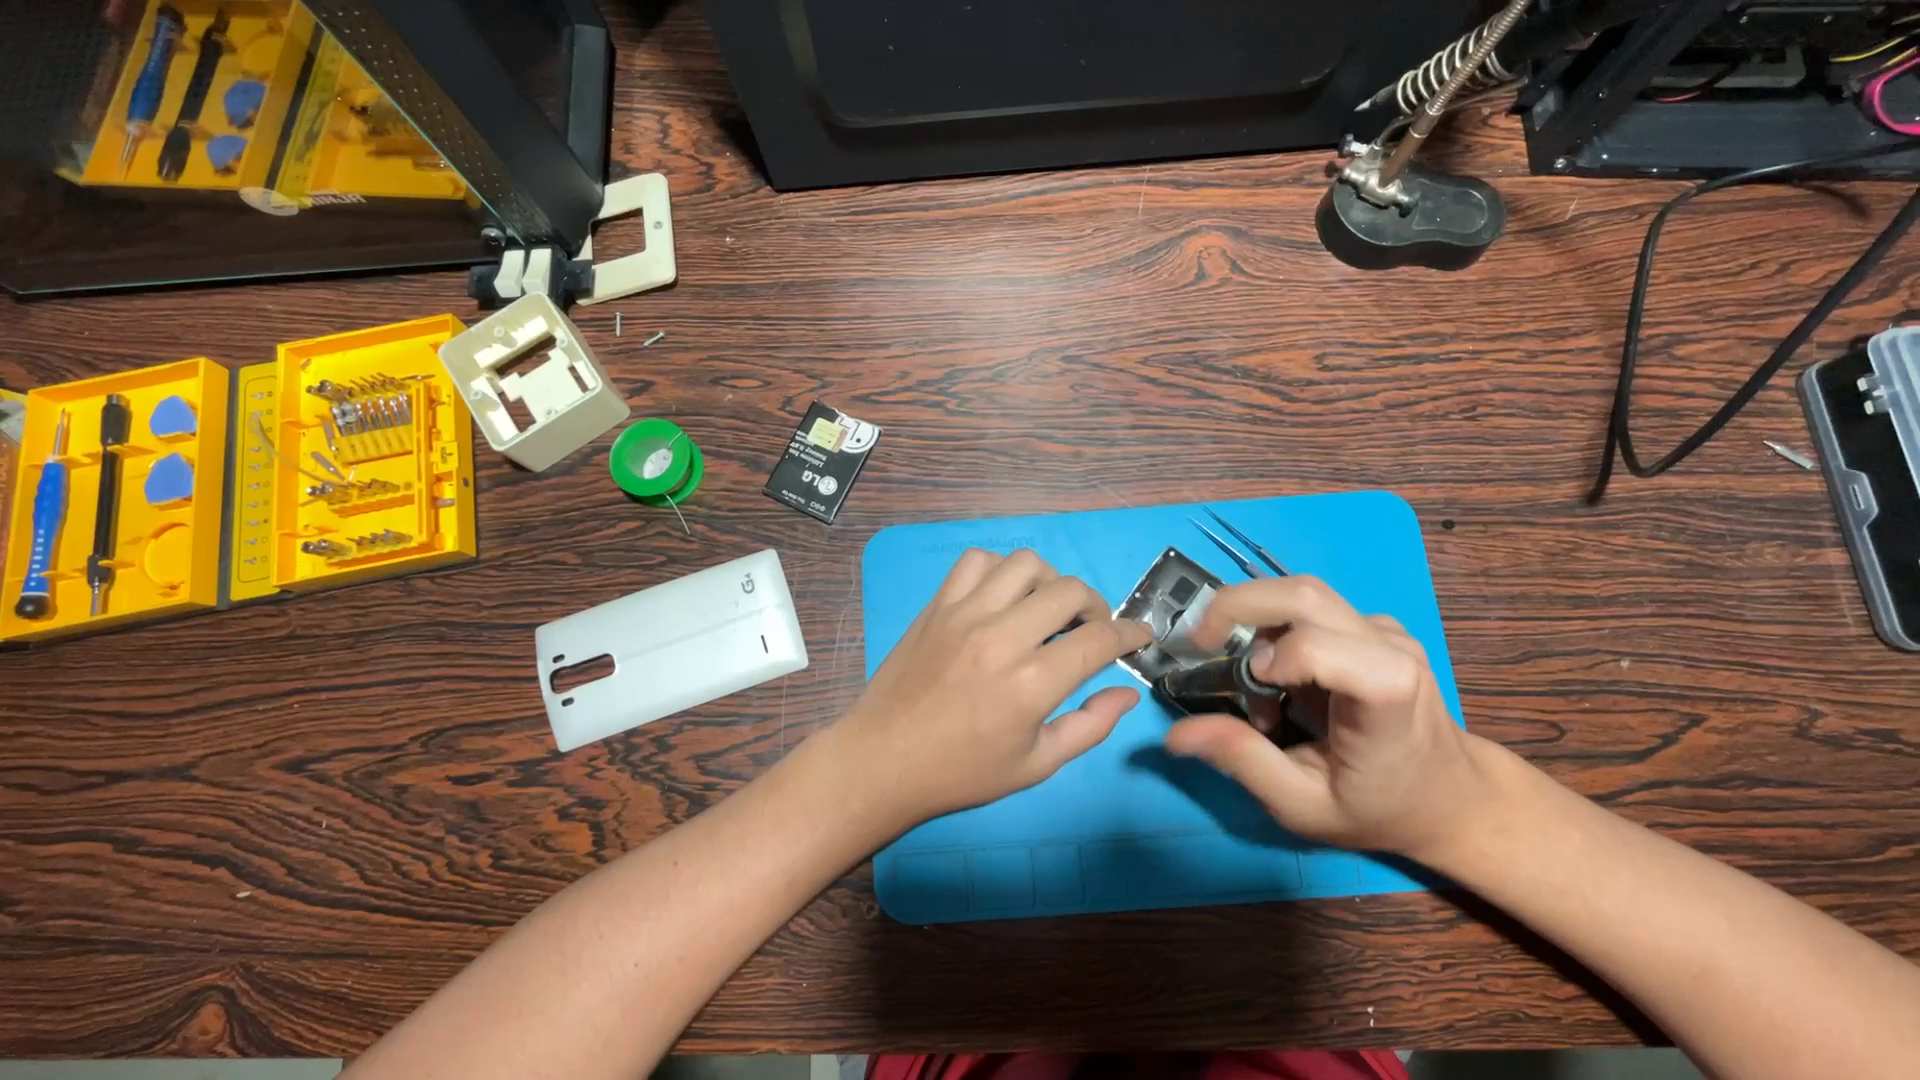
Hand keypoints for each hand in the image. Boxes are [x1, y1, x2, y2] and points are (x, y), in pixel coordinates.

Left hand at [835, 549, 1152, 829]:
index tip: (1139, 636)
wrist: (883, 761)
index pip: (1099, 638)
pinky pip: (976, 561)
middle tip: (1090, 629)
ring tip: (1046, 609)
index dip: (1130, 633)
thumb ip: (1090, 726)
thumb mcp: (1036, 765)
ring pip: (1025, 564)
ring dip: (1050, 582)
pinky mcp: (937, 606)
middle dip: (1096, 606)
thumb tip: (1127, 692)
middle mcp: (1001, 638)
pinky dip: (1000, 570)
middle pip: (1069, 591)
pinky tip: (1002, 597)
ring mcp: (964, 615)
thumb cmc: (962, 772)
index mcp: (1032, 684)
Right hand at [1162, 576, 1487, 858]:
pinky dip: (1277, 632)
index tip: (1249, 690)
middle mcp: (1390, 646)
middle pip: (1302, 593)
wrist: (1452, 797)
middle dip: (1236, 607)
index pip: (1323, 642)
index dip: (1275, 654)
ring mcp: (1385, 630)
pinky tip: (1279, 681)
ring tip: (1249, 682)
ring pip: (1302, 594)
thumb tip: (1176, 735)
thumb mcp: (1302, 804)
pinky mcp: (1374, 627)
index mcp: (1386, 694)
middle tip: (1200, 645)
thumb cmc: (1379, 807)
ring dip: (1256, 623)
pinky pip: (1312, 609)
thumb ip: (1242, 762)